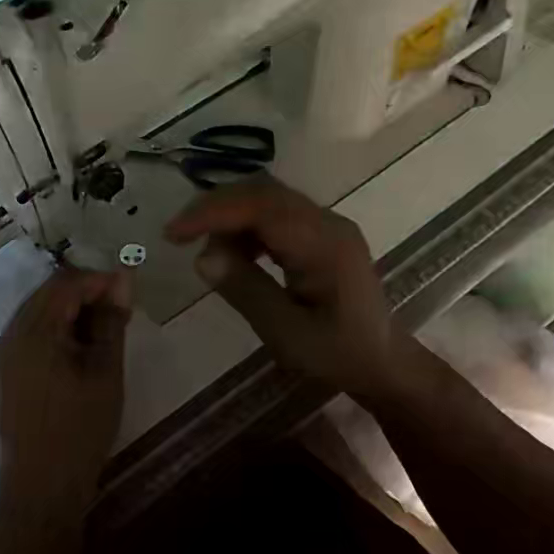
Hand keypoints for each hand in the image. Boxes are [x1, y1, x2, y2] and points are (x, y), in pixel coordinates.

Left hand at [0, 267, 131, 480]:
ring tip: (103, 327)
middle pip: (46, 293)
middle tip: (120, 308)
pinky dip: (55, 328)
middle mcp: (9, 335)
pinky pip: (29, 333)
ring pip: (37, 312)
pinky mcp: (3, 370)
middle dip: (84, 293)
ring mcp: (2, 353)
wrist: (41, 483)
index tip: (128, 290)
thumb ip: (111, 323)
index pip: (64, 283)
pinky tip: (78, 345)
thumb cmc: (80, 428)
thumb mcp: (105, 373)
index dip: (98, 280)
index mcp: (32, 333)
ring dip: (69, 310)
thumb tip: (121, 283)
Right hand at [164, 176, 405, 401]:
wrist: (381, 361)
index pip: (262, 208)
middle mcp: (327, 223)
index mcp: (324, 245)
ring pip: (266, 199)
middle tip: (179, 238)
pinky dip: (244, 227)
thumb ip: (246, 291)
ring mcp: (325, 225)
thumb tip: (202, 257)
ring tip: (208, 256)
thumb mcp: (286, 333)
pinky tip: (233, 256)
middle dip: (215, 208)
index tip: (173, 234)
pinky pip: (274, 214)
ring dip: (228, 218)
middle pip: (263, 192)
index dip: (213, 213)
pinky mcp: (319, 233)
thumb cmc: (336, 354)